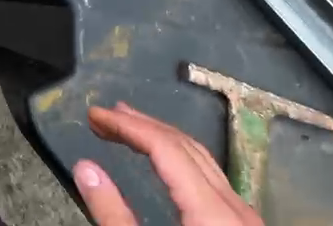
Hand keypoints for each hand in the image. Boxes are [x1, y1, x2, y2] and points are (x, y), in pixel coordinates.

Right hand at [72, 102, 263, 225]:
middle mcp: (236, 209)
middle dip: (142, 125)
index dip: (126, 126)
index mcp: (212, 213)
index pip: (165, 148)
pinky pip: (214, 180)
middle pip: (187, 148)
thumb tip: (85, 167)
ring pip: (205, 162)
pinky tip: (166, 167)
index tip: (93, 116)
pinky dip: (181, 160)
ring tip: (129, 130)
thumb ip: (114, 215)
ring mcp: (247, 221)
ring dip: (163, 139)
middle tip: (104, 116)